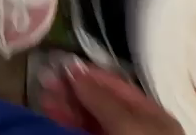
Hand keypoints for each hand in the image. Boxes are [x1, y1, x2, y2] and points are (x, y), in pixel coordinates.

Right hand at [36, 59, 183, 134]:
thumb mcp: (125, 124)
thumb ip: (100, 98)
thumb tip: (73, 71)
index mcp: (151, 115)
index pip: (115, 85)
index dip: (88, 74)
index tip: (61, 67)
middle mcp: (137, 127)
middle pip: (100, 102)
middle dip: (72, 90)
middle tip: (46, 82)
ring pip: (90, 119)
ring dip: (66, 107)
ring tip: (44, 99)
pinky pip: (85, 133)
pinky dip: (69, 124)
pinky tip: (54, 116)